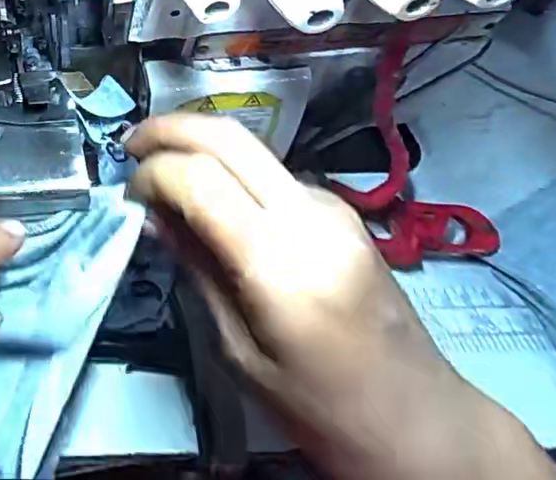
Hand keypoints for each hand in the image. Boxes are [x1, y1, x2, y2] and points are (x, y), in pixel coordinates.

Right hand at [125, 115, 555, 479]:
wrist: (427, 426)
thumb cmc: (322, 407)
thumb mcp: (238, 349)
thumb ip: (194, 267)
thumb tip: (150, 213)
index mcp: (282, 264)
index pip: (198, 178)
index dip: (151, 175)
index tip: (128, 195)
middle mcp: (311, 218)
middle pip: (226, 136)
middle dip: (167, 129)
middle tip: (130, 146)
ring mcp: (331, 206)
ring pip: (246, 144)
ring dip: (195, 144)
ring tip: (159, 169)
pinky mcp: (339, 207)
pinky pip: (267, 170)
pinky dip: (225, 168)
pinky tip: (208, 196)